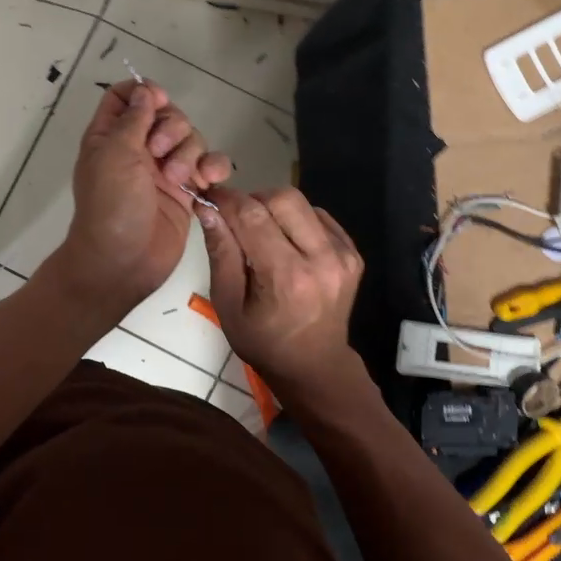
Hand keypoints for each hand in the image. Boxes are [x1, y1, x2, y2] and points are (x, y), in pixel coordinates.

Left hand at [47, 81, 232, 315]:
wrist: (123, 261)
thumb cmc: (110, 206)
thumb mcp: (114, 154)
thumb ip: (132, 119)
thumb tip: (144, 91)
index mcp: (110, 137)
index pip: (125, 97)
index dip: (144, 93)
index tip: (157, 103)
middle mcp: (137, 150)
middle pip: (167, 115)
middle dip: (172, 128)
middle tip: (160, 153)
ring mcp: (164, 171)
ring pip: (191, 139)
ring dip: (190, 153)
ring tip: (179, 180)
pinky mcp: (187, 192)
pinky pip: (209, 167)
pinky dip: (214, 167)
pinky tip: (209, 180)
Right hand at [200, 186, 363, 385]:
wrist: (313, 363)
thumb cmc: (262, 339)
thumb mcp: (228, 303)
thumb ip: (220, 252)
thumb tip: (207, 209)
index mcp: (286, 277)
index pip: (252, 216)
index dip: (227, 200)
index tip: (209, 197)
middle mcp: (322, 259)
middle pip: (282, 198)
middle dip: (252, 200)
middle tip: (235, 219)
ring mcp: (343, 255)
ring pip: (301, 202)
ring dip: (273, 208)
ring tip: (259, 233)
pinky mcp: (353, 253)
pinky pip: (318, 216)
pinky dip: (295, 219)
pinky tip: (284, 242)